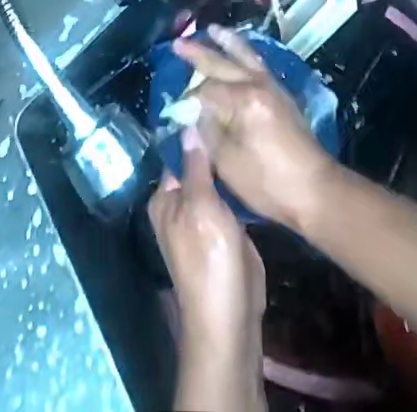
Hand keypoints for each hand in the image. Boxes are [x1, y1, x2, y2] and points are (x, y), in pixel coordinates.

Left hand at [148, 127, 264, 410]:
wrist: (231, 314)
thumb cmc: (210, 258)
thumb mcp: (201, 207)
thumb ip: (196, 167)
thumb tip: (188, 125)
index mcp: (165, 198)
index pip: (176, 152)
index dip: (193, 129)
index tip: (214, 101)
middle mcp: (180, 204)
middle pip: (196, 164)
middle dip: (213, 143)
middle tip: (237, 111)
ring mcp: (204, 216)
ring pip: (214, 179)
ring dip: (226, 162)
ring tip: (245, 128)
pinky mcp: (225, 228)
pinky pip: (228, 196)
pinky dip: (237, 182)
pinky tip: (251, 162)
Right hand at [175, 25, 340, 230]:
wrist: (316, 190)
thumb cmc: (269, 182)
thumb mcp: (227, 163)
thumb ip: (207, 132)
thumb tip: (194, 113)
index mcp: (243, 101)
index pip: (205, 90)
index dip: (187, 99)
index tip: (174, 109)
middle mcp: (258, 86)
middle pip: (223, 64)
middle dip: (199, 54)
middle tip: (178, 43)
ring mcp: (273, 88)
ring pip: (246, 56)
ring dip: (227, 42)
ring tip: (213, 29)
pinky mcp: (283, 96)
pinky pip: (259, 64)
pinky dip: (245, 54)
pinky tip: (239, 53)